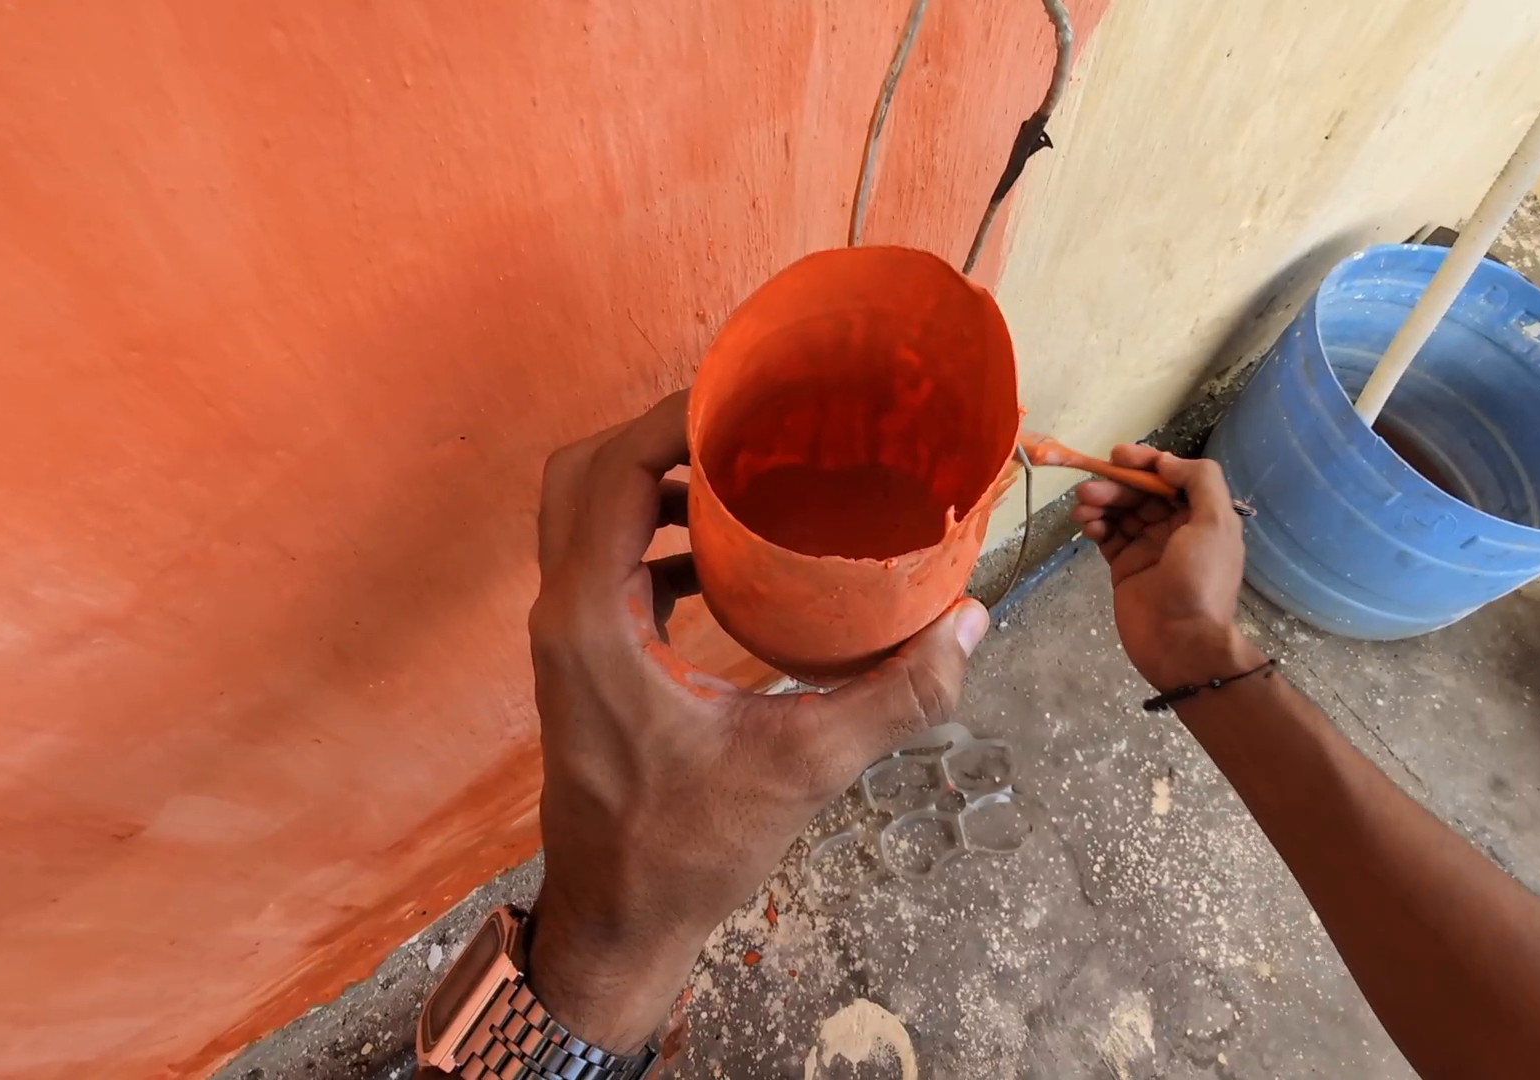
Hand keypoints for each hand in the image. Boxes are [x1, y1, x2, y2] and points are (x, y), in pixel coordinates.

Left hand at [523, 391, 988, 1052]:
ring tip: (740, 472)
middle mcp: (567, 615)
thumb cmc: (691, 851)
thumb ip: (895, 696)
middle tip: (742, 428)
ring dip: (655, 481)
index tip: (741, 400)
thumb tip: (971, 622)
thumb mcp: (804, 770)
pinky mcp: (591, 656)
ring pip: (590, 516)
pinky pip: (612, 562)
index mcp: (595, 623)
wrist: (618, 923)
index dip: (668, 420)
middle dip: (656, 437)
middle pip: (584, 477)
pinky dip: (659, 536)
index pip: (606, 476)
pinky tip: (725, 557)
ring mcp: (571, 636)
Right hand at [1070, 445, 1262, 689]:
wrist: (1181, 642)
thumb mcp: (1215, 523)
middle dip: (1115, 486)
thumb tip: (1165, 461)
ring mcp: (1147, 547)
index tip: (1118, 455)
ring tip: (1082, 508)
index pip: (1170, 477)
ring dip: (1100, 503)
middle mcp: (1175, 527)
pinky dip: (1095, 526)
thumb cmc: (1200, 581)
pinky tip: (1086, 527)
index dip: (1145, 462)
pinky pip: (1106, 536)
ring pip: (1119, 512)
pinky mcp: (1124, 567)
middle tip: (1088, 489)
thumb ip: (1199, 482)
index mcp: (1201, 515)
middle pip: (1140, 493)